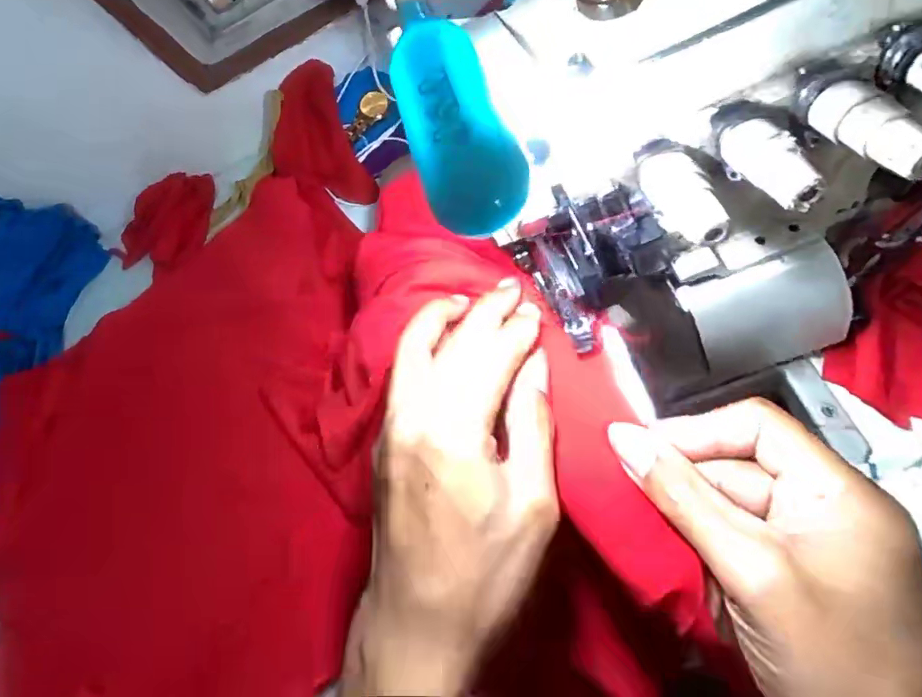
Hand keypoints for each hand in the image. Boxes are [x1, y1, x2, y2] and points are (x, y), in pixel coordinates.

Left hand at [343, 279, 557, 695]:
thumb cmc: (485, 576)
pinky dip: (421, 341)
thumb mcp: (532, 505)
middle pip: (452, 345)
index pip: (490, 358)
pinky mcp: (383, 442)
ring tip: (473, 298)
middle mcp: (413, 419)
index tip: (538, 314)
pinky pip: (401, 372)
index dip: (517, 332)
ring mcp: (390, 429)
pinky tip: (441, 335)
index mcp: (453, 433)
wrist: (415, 632)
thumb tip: (534, 365)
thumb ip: (532, 423)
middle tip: (512, 289)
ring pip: (413, 350)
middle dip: (485, 312)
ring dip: (444, 317)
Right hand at [608, 399, 921, 696]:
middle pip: (743, 471)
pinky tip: (693, 585)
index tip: (641, 447)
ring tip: (659, 547)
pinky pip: (747, 552)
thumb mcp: (754, 575)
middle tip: (631, 498)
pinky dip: (715, 563)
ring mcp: (820, 552)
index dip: (697, 430)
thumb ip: (686, 501)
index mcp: (838, 489)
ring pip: (738, 514)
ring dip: (697, 531)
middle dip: (689, 488)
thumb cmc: (838, 668)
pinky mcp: (806, 588)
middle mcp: (831, 508)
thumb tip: (625, 438)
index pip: (758, 427)